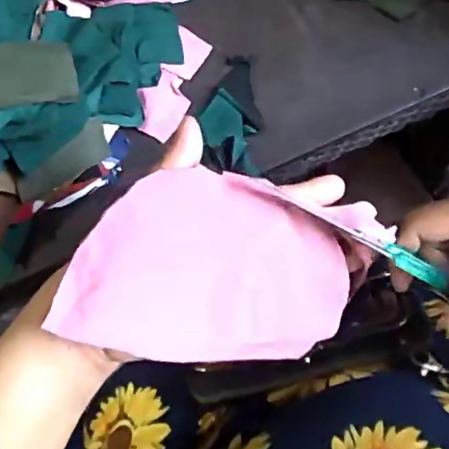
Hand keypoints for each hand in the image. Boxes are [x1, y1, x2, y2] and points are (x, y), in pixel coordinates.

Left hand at [8, 118, 352, 361]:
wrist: (82, 327)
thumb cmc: (111, 258)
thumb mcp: (142, 207)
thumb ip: (170, 172)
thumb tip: (190, 121)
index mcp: (213, 214)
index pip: (266, 199)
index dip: (302, 195)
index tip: (337, 188)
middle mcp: (227, 243)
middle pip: (285, 231)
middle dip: (326, 228)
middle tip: (366, 230)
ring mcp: (227, 280)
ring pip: (282, 263)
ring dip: (321, 259)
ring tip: (358, 262)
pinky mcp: (221, 314)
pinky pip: (265, 300)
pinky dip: (295, 294)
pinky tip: (323, 297)